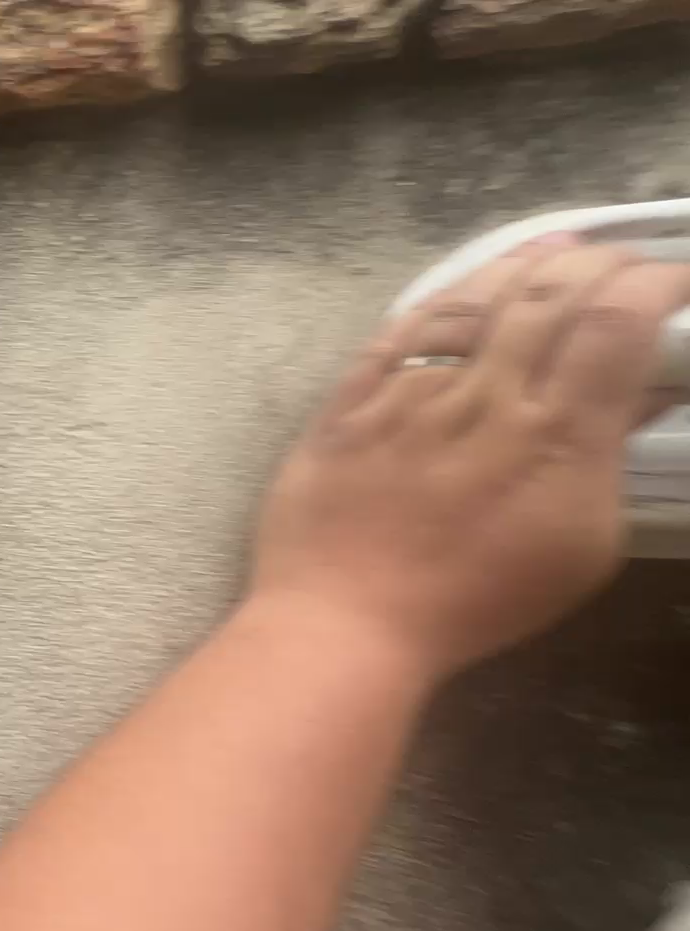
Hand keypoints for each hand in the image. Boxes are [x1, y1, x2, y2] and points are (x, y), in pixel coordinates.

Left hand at [250, 237, 689, 677]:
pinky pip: (383, 347)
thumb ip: (602, 460)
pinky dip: (425, 310)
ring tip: (544, 250)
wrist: (342, 617)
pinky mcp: (336, 417)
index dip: (652, 282)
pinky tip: (448, 295)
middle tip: (607, 256)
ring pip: (460, 312)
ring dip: (509, 272)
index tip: (670, 276)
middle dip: (587, 264)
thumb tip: (635, 398)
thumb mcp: (577, 544)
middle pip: (541, 301)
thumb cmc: (469, 600)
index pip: (616, 323)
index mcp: (555, 435)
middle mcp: (476, 403)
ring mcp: (397, 405)